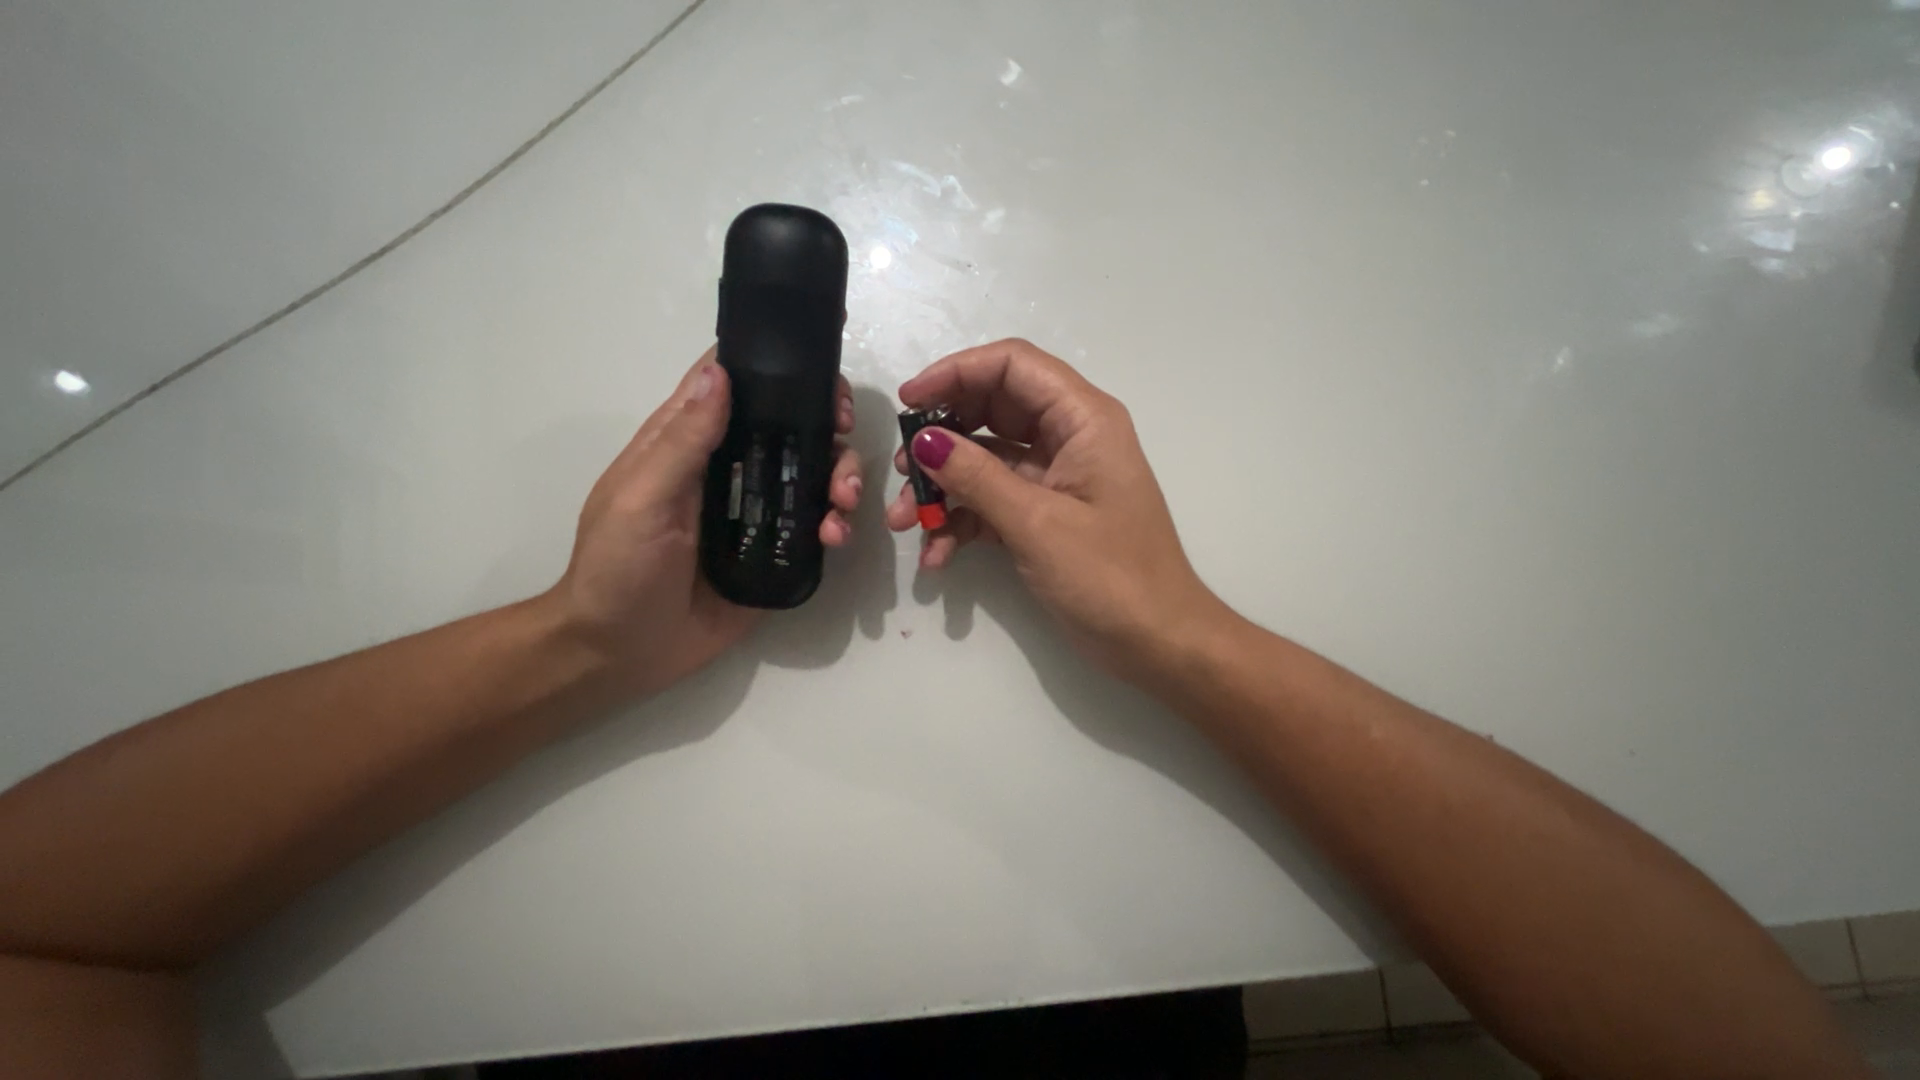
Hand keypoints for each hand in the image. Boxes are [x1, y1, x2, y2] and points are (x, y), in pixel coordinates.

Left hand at [550, 349, 861, 694]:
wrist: (623, 652)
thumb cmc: (618, 568)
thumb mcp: (642, 498)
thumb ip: (682, 440)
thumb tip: (721, 372)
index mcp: (689, 442)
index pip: (735, 383)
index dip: (778, 368)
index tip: (819, 374)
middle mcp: (730, 467)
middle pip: (790, 424)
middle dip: (827, 423)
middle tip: (845, 434)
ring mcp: (758, 509)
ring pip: (814, 471)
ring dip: (841, 475)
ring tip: (843, 504)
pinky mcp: (778, 550)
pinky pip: (818, 523)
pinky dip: (836, 522)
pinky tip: (835, 537)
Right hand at [885, 339, 1223, 676]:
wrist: (1156, 642)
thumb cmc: (1110, 577)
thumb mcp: (1037, 523)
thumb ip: (977, 476)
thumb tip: (924, 440)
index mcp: (1082, 419)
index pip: (1012, 365)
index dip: (956, 372)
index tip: (908, 402)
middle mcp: (1068, 437)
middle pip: (991, 410)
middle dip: (941, 439)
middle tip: (901, 470)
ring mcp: (1055, 477)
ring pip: (985, 460)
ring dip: (942, 488)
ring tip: (904, 522)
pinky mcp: (1044, 515)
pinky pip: (992, 501)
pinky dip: (962, 522)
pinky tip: (937, 556)